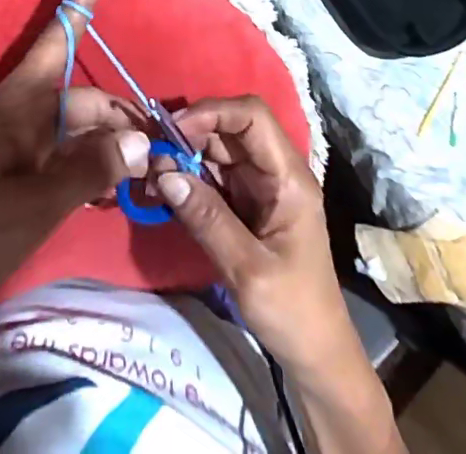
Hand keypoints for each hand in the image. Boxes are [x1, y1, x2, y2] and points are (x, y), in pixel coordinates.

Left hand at [0, 0, 148, 314]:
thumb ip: (88, 169)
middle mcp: (16, 116)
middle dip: (121, 118)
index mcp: (15, 107)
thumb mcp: (35, 206)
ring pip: (75, 130)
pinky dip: (89, 169)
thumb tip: (139, 139)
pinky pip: (62, 157)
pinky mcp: (15, 173)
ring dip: (108, 148)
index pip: (54, 44)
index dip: (79, 6)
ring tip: (144, 177)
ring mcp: (14, 145)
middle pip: (81, 99)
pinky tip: (112, 193)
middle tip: (162, 152)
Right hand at [155, 95, 359, 376]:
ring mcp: (258, 187)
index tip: (173, 130)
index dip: (212, 112)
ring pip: (215, 150)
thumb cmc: (293, 310)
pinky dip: (185, 177)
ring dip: (181, 155)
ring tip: (150, 172)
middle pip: (229, 129)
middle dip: (189, 132)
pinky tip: (160, 188)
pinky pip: (210, 177)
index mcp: (288, 178)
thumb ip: (207, 218)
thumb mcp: (248, 269)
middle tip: (151, 153)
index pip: (252, 117)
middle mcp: (274, 172)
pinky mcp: (243, 204)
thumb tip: (164, 173)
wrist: (315, 353)